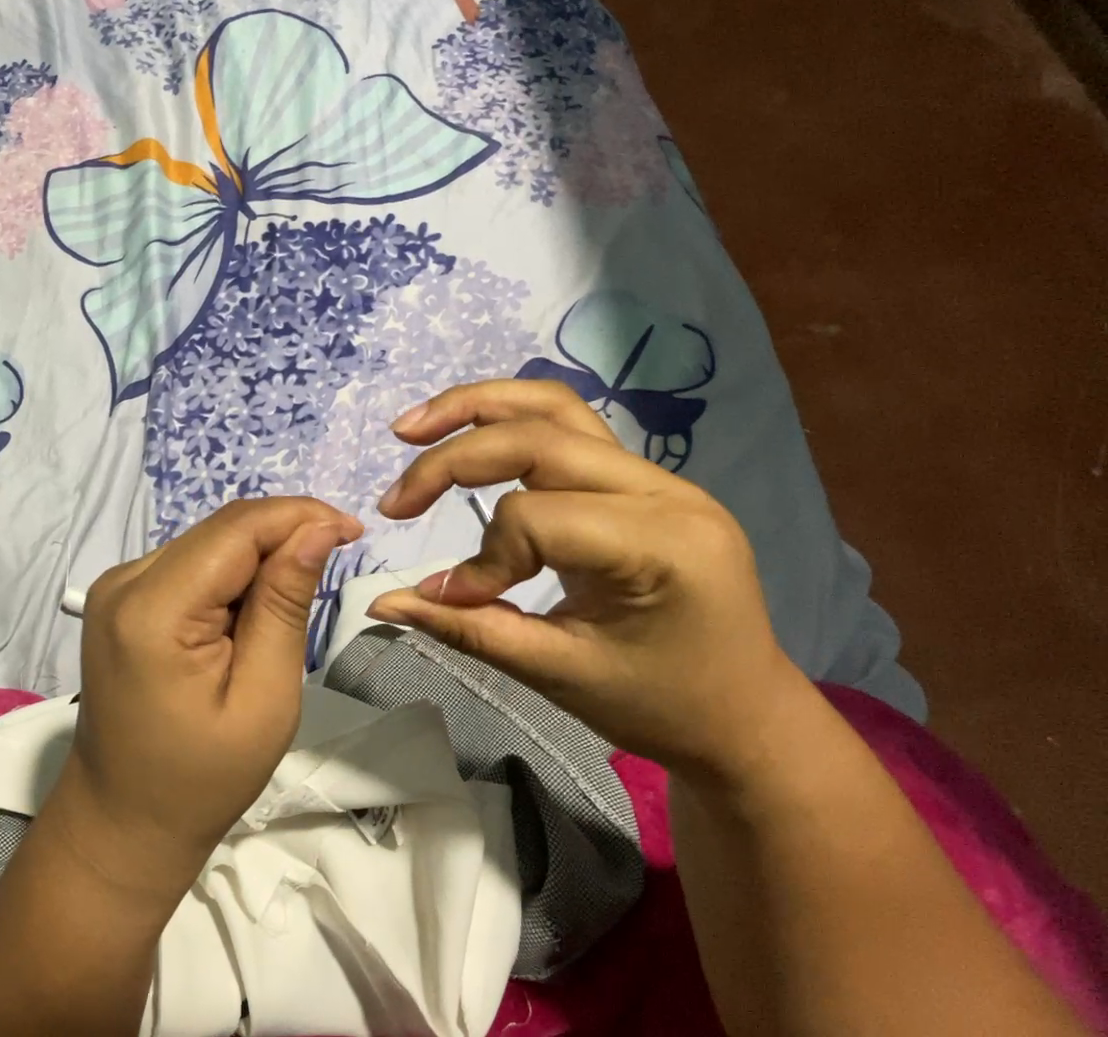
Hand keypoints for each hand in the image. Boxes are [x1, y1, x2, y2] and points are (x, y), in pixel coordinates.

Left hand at [55, 497, 362, 894]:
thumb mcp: (264, 700)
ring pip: (204, 543)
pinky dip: (227, 574)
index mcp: (153, 611)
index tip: (354, 531)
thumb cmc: (202, 778)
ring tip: (294, 597)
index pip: (235, 530)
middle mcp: (123, 583)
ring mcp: (114, 589)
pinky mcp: (118, 600)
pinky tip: (250, 609)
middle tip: (337, 557)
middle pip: (217, 531)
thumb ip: (285, 606)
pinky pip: (185, 565)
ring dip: (256, 555)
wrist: (123, 816)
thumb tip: (317, 530)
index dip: (297, 517)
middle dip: (282, 533)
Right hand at [368, 379, 810, 779]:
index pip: (533, 517)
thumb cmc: (660, 705)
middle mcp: (664, 492)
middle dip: (452, 460)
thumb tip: (382, 602)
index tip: (460, 605)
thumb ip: (467, 628)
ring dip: (477, 409)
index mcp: (658, 544)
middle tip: (393, 502)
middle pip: (537, 438)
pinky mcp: (645, 482)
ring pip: (555, 409)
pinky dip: (510, 425)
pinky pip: (571, 431)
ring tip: (412, 429)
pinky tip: (468, 434)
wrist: (746, 717)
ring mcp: (659, 479)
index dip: (481, 560)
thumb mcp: (558, 673)